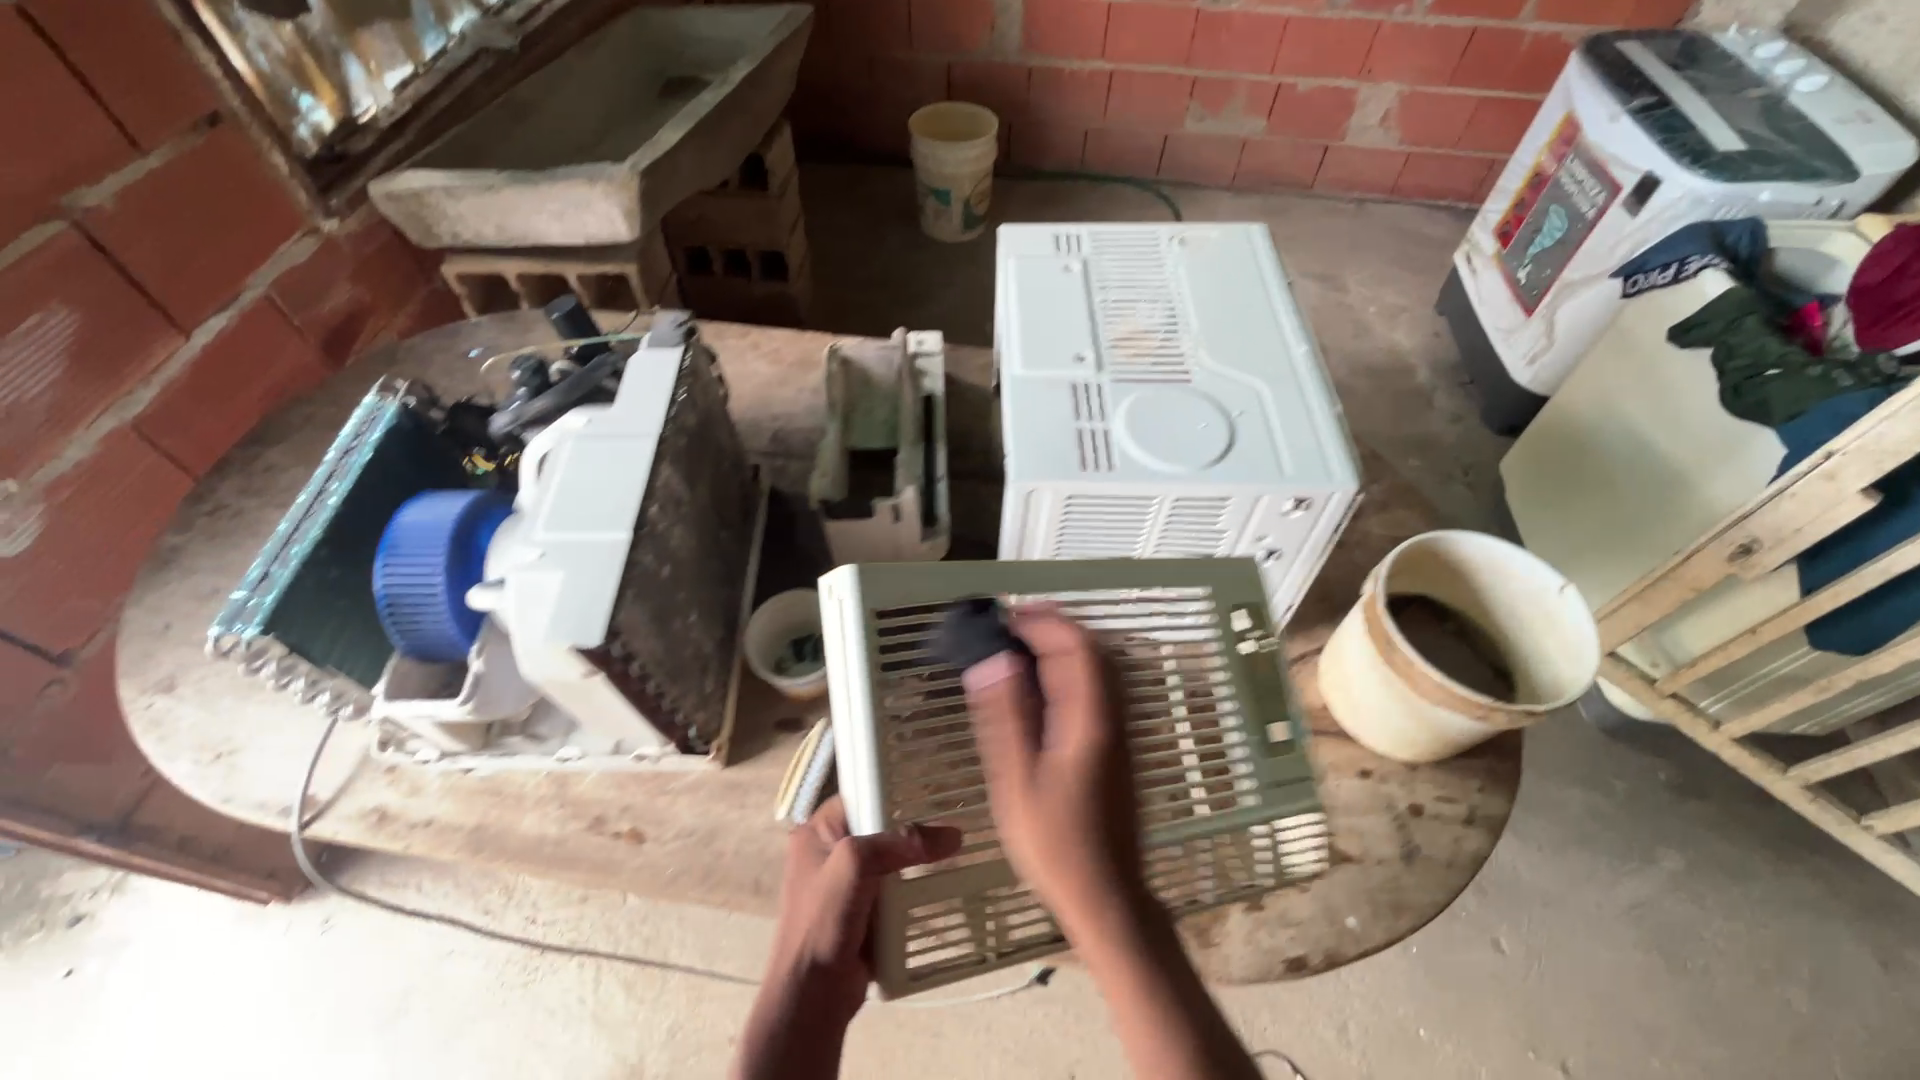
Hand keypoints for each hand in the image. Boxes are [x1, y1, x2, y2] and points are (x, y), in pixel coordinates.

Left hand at [733, 797, 960, 1079]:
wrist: (812, 995)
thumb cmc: (822, 920)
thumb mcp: (855, 865)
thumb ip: (899, 842)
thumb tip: (952, 835)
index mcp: (816, 832)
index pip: (860, 795)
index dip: (893, 790)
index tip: (931, 787)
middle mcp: (830, 852)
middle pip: (880, 827)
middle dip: (912, 827)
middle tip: (951, 818)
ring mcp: (847, 885)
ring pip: (891, 860)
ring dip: (917, 861)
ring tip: (955, 847)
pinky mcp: (863, 913)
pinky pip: (895, 890)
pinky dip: (915, 888)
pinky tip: (943, 882)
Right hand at [961, 607, 1143, 927]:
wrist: (1108, 895)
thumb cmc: (1057, 845)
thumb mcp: (1017, 783)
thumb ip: (1006, 719)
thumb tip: (992, 661)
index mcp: (1091, 721)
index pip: (1076, 648)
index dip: (1043, 623)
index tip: (1005, 616)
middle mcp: (1114, 718)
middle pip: (1093, 651)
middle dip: (1053, 627)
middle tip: (1010, 624)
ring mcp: (1121, 733)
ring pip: (1100, 670)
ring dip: (1063, 648)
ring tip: (1020, 646)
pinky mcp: (1117, 748)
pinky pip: (1098, 691)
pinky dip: (1070, 673)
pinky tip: (1041, 688)